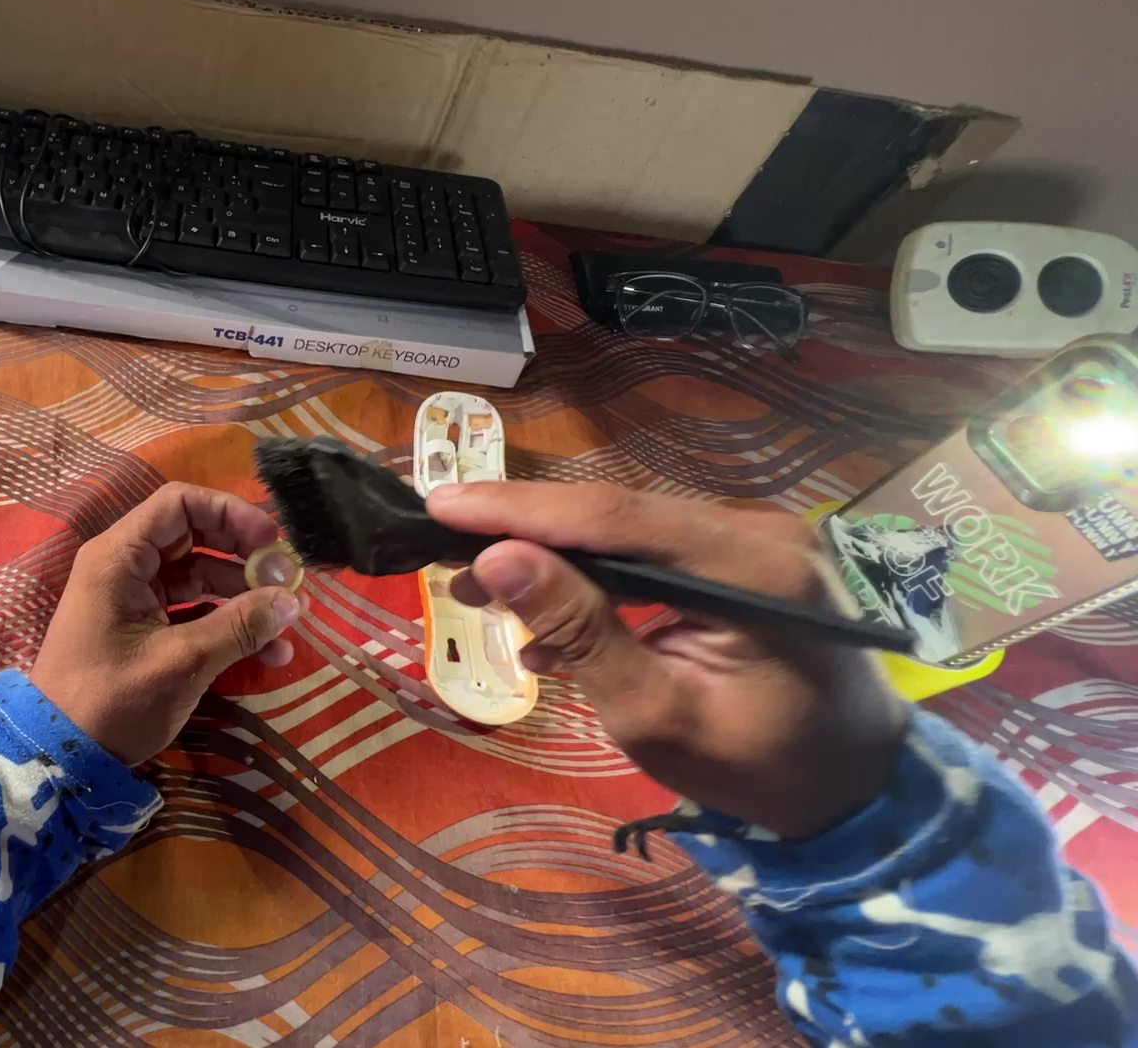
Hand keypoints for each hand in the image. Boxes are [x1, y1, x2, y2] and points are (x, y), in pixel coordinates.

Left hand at [30, 483, 303, 765]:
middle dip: (243, 557)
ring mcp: (133, 599)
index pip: (180, 503)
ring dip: (242, 597)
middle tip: (286, 580)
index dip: (230, 513)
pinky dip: (225, 624)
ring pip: (198, 576)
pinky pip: (191, 611)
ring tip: (287, 626)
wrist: (60, 760)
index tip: (271, 540)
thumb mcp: (182, 661)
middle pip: (194, 537)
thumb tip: (293, 600)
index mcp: (120, 556)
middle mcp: (125, 567)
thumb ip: (239, 626)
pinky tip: (268, 652)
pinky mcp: (142, 630)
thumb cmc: (112, 701)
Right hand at [428, 482, 907, 837]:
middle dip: (517, 529)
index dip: (517, 508)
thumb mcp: (653, 715)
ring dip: (541, 554)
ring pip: (616, 528)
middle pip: (610, 513)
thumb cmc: (756, 769)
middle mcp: (755, 532)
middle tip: (440, 546)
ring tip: (473, 586)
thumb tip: (495, 558)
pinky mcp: (730, 554)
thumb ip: (578, 632)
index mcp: (753, 571)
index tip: (440, 504)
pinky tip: (537, 609)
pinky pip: (638, 549)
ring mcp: (747, 538)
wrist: (854, 791)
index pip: (613, 518)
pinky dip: (580, 573)